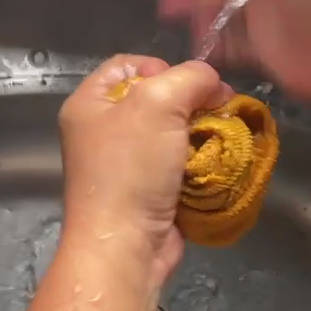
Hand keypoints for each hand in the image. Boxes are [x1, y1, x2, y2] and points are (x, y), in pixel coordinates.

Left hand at [58, 55, 230, 287]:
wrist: (125, 245)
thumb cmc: (131, 168)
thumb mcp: (159, 103)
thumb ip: (190, 78)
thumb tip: (212, 83)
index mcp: (88, 104)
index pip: (126, 64)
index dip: (159, 66)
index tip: (187, 85)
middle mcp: (101, 130)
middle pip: (153, 98)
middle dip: (189, 100)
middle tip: (217, 108)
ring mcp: (123, 163)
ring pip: (171, 132)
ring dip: (199, 132)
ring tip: (221, 137)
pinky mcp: (146, 191)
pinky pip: (177, 163)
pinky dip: (198, 161)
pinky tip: (215, 162)